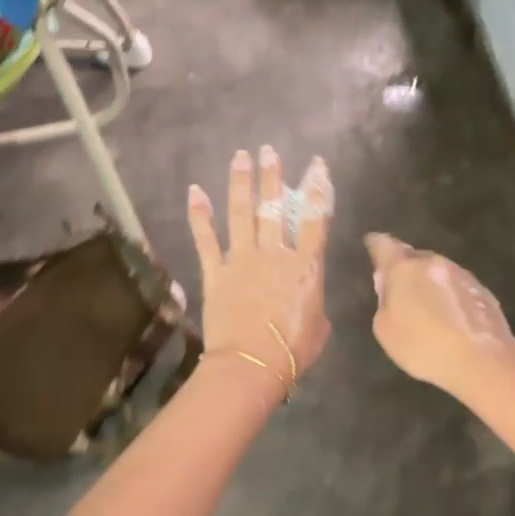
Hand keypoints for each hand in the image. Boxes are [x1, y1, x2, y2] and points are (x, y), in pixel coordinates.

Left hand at [188, 147, 332, 393]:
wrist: (251, 364)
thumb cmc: (292, 351)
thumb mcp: (319, 327)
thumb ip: (315, 303)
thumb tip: (309, 299)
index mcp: (306, 266)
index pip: (315, 219)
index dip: (317, 190)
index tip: (316, 166)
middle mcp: (274, 254)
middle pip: (274, 207)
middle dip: (272, 176)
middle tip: (268, 151)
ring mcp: (242, 261)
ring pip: (241, 213)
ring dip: (241, 183)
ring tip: (240, 157)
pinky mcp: (215, 273)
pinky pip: (206, 239)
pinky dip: (199, 215)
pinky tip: (195, 192)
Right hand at [365, 234, 514, 393]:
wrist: (481, 360)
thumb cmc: (423, 347)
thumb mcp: (386, 330)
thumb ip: (384, 302)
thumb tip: (389, 286)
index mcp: (404, 269)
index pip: (384, 245)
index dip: (376, 244)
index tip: (372, 243)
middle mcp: (434, 263)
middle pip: (414, 257)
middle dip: (405, 267)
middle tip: (398, 284)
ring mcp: (462, 275)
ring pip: (438, 271)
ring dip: (429, 282)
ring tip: (425, 304)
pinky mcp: (483, 291)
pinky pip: (457, 287)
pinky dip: (449, 296)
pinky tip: (449, 316)